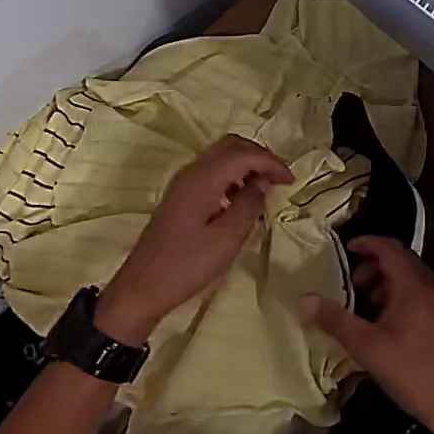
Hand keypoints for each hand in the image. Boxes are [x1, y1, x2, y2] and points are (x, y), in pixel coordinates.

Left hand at [97, 134, 293, 343]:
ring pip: (221, 157)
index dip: (271, 163)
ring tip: (265, 189)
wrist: (142, 287)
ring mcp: (184, 183)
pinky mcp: (181, 196)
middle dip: (259, 156)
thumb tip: (263, 183)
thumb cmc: (187, 265)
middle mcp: (192, 172)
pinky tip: (241, 200)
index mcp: (203, 178)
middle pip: (231, 145)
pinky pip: (212, 173)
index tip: (291, 181)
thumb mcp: (227, 238)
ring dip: (245, 165)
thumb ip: (248, 205)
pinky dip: (232, 177)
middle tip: (279, 179)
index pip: (245, 155)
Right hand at [302, 236, 433, 433]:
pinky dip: (403, 301)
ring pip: (414, 282)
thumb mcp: (369, 348)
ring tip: (368, 312)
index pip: (390, 248)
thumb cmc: (416, 373)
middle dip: (374, 268)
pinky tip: (392, 331)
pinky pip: (424, 299)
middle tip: (353, 287)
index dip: (367, 243)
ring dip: (388, 287)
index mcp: (415, 285)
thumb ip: (336, 321)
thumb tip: (305, 299)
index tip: (346, 249)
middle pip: (402, 263)